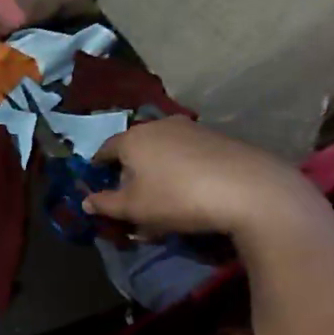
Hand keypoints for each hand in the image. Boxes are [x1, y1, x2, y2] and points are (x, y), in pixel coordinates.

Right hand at [84, 117, 330, 239]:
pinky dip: (180, 169)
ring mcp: (191, 129)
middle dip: (129, 170)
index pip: (105, 149)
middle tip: (130, 195)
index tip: (98, 183)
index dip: (98, 167)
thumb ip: (105, 205)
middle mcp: (159, 126)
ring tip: (161, 197)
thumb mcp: (133, 209)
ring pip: (162, 150)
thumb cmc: (176, 198)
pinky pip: (186, 153)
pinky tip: (189, 191)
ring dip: (156, 170)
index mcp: (132, 139)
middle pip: (135, 148)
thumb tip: (86, 202)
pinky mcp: (217, 138)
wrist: (247, 189)